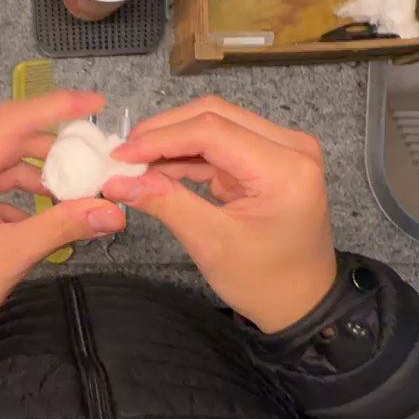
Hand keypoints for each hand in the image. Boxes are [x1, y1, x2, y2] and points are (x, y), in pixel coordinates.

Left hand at [0, 92, 126, 324]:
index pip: (11, 122)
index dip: (56, 107)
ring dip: (37, 174)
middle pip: (8, 140)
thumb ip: (64, 225)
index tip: (94, 103)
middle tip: (92, 160)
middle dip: (53, 149)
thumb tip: (111, 211)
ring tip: (72, 193)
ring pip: (0, 162)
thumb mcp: (13, 255)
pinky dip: (16, 192)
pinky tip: (40, 213)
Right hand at [102, 96, 335, 332]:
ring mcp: (281, 149)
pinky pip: (220, 144)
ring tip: (134, 165)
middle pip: (214, 116)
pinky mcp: (267, 158)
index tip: (119, 156)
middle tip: (123, 156)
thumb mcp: (211, 244)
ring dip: (172, 142)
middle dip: (163, 133)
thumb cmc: (265, 281)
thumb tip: (116, 182)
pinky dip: (186, 155)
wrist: (301, 302)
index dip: (159, 139)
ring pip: (214, 125)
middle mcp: (289, 146)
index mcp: (285, 167)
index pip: (211, 131)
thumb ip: (166, 203)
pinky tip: (157, 169)